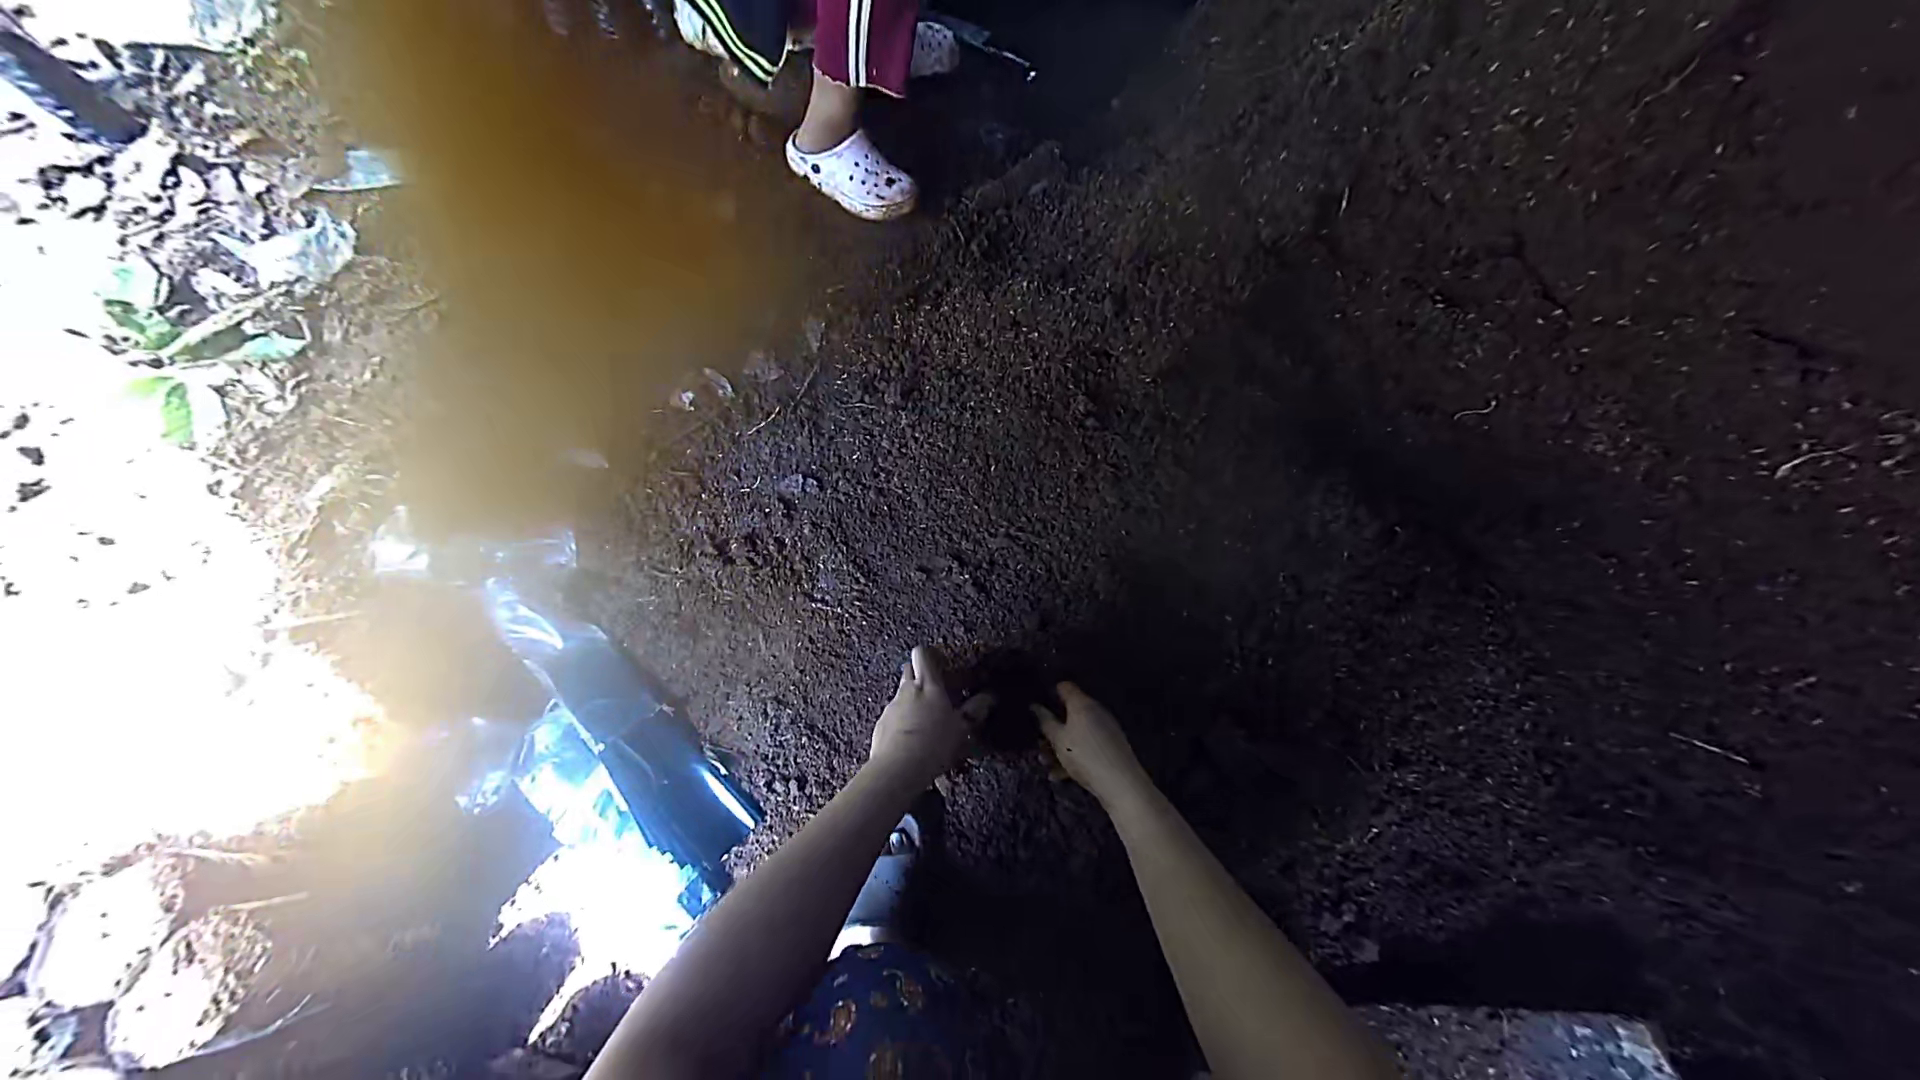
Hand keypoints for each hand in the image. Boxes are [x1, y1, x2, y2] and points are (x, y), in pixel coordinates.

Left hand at [869, 646, 970, 784]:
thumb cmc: (934, 744)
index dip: (929, 653)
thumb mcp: (962, 728)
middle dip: (919, 675)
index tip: (939, 662)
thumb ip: (975, 709)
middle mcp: (906, 690)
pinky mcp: (881, 725)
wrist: (897, 769)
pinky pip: (892, 715)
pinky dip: (901, 721)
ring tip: (925, 722)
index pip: (922, 653)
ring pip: (901, 694)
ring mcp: (891, 707)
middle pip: (909, 669)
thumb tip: (989, 697)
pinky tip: (911, 739)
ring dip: (911, 700)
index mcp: (928, 685)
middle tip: (935, 691)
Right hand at [1034, 682, 1148, 800]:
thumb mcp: (1058, 740)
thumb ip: (1045, 722)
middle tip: (1040, 743)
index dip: (1051, 693)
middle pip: (1070, 712)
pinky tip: (1060, 774)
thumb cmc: (1084, 755)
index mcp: (1082, 703)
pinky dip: (1074, 754)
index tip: (1038, 708)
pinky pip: (1087, 744)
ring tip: (1046, 763)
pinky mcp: (1111, 746)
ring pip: (1077, 731)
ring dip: (1060, 745)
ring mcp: (1106, 728)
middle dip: (1053, 727)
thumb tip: (1036, 706)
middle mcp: (1096, 711)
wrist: (1121, 782)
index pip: (1065, 687)